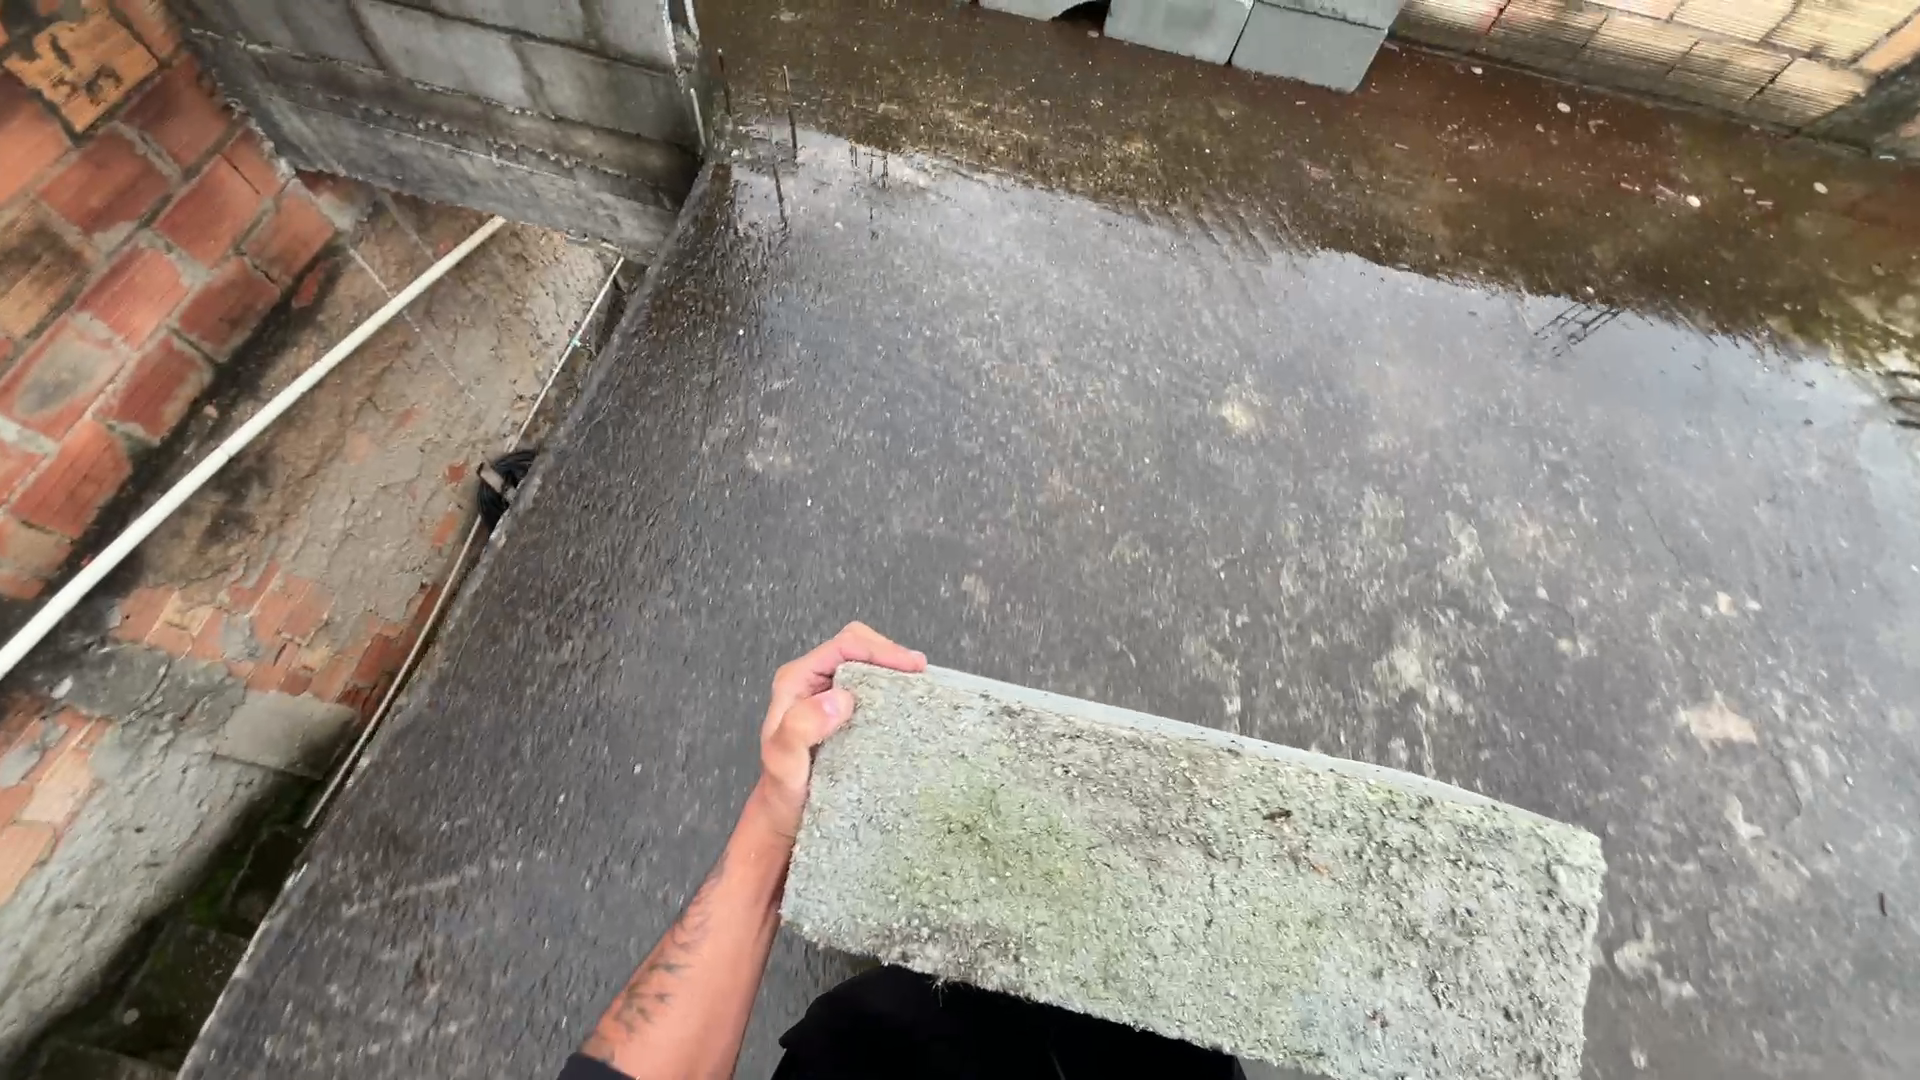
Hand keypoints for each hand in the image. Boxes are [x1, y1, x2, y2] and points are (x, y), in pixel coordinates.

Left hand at [756, 622, 925, 829]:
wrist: (786, 817)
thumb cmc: (783, 791)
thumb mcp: (784, 763)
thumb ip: (800, 728)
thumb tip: (838, 698)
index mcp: (797, 679)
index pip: (844, 647)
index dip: (881, 650)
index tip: (911, 667)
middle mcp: (814, 680)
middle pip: (859, 645)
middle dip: (890, 654)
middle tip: (918, 674)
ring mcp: (831, 693)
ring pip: (869, 662)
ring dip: (894, 670)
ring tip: (917, 686)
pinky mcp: (848, 709)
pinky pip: (875, 685)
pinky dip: (894, 688)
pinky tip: (909, 701)